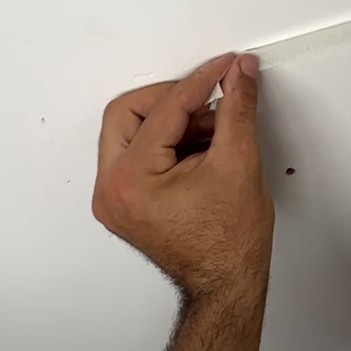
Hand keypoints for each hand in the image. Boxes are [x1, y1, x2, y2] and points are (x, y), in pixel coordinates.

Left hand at [94, 53, 273, 302]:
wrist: (227, 284)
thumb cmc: (229, 241)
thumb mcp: (239, 161)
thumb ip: (237, 107)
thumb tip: (239, 73)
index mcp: (130, 180)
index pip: (164, 109)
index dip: (201, 81)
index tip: (225, 67)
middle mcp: (111, 189)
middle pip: (130, 113)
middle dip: (174, 99)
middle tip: (211, 96)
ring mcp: (116, 198)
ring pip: (132, 130)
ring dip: (174, 119)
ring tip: (216, 130)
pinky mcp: (127, 201)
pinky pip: (140, 152)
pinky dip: (171, 139)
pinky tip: (205, 145)